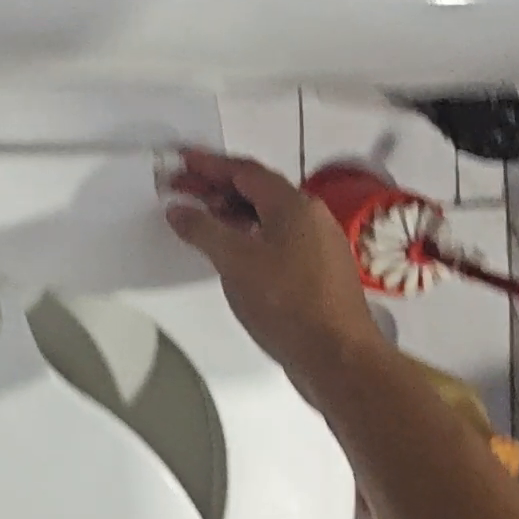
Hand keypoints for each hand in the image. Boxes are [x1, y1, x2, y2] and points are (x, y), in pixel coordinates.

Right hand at [164, 149, 385, 402]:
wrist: (339, 359)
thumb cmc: (285, 302)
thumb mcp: (234, 261)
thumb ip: (202, 229)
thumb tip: (178, 209)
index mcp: (293, 205)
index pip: (244, 171)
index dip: (209, 164)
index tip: (179, 160)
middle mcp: (310, 216)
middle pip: (256, 190)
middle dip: (215, 187)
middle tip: (178, 189)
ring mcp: (317, 244)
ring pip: (266, 215)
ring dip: (229, 211)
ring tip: (197, 218)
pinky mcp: (317, 270)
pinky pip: (275, 237)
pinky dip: (246, 233)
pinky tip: (228, 249)